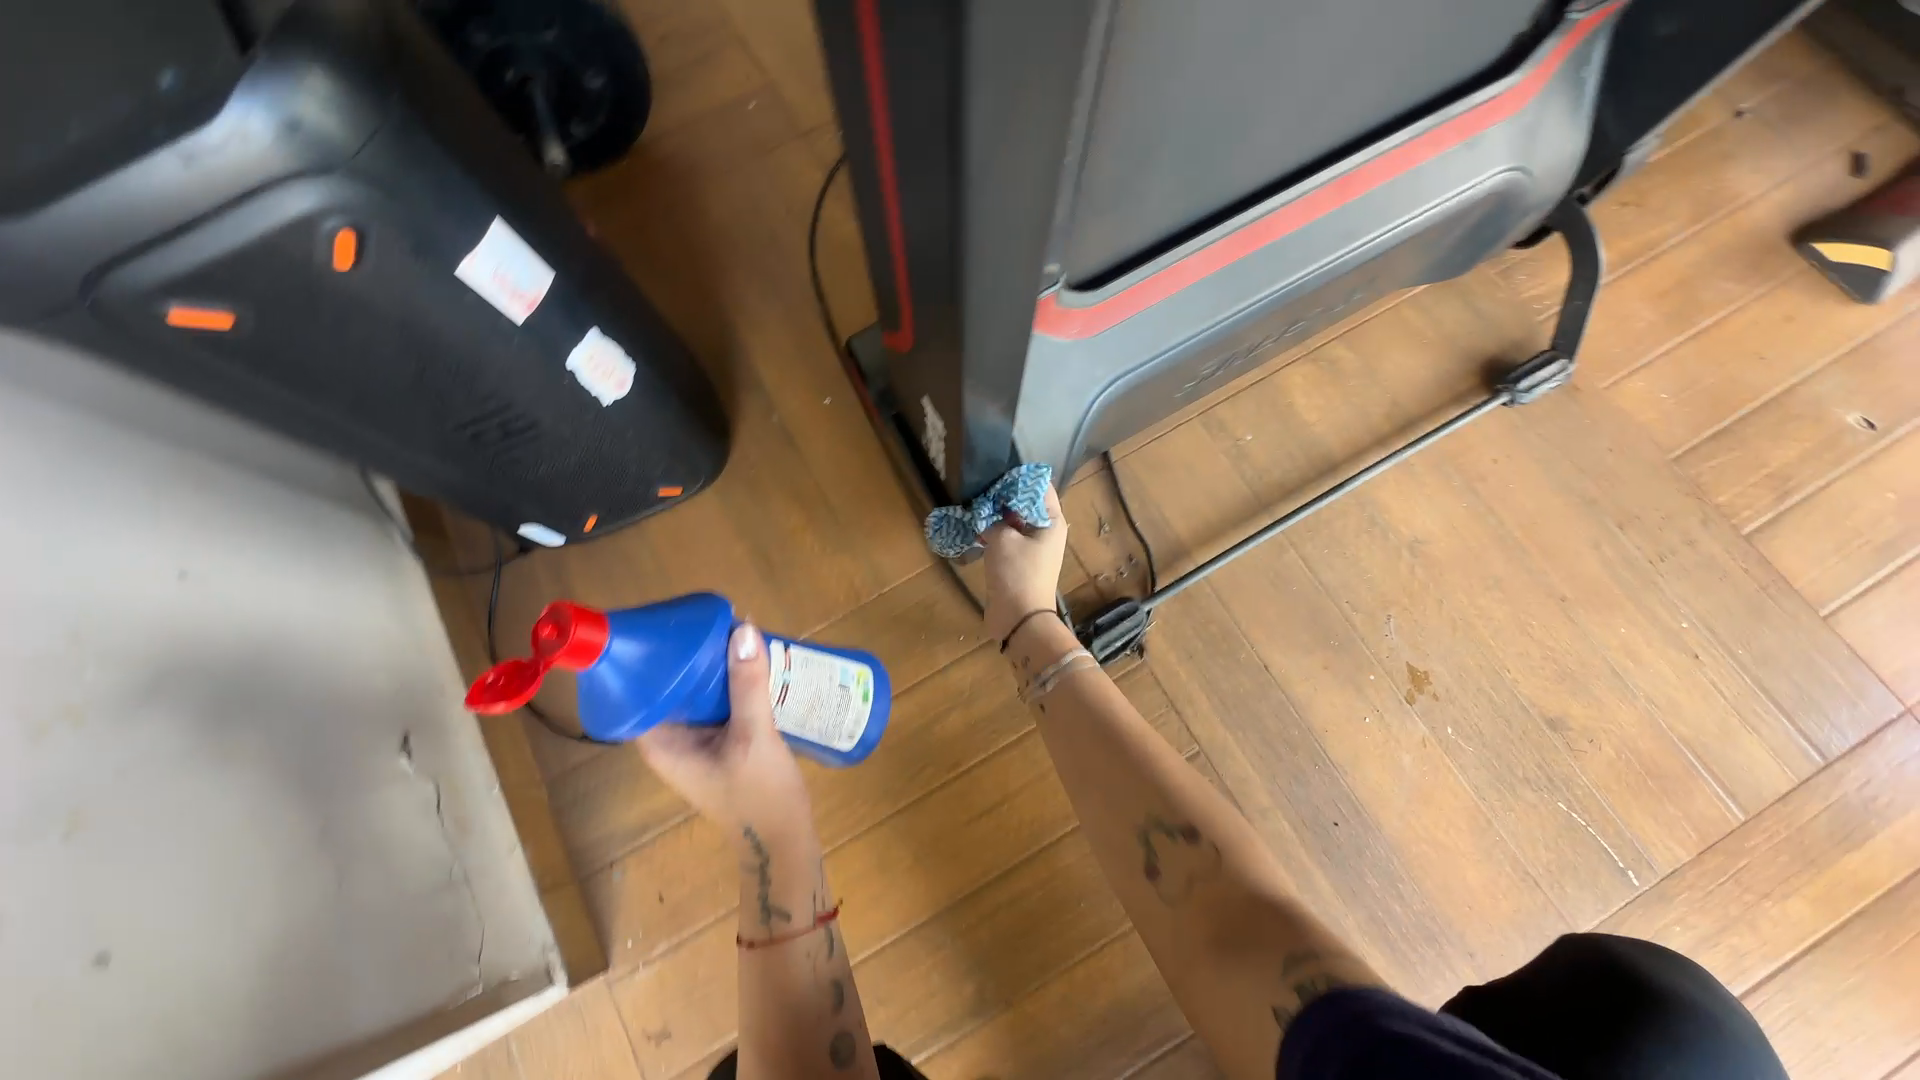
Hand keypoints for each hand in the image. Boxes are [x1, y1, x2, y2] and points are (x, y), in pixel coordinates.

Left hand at [636, 623, 813, 840]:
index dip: (652, 654)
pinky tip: (756, 659)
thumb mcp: (754, 736)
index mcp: (662, 741)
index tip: (674, 621)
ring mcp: (699, 740)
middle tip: (717, 615)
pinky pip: (721, 701)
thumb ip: (748, 684)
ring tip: (739, 628)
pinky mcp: (724, 740)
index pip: (639, 688)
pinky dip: (734, 681)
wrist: (785, 843)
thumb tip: (743, 628)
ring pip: (700, 690)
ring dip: (718, 664)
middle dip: (694, 652)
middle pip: (672, 684)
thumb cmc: (760, 796)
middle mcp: (673, 738)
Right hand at [979, 484, 1070, 641]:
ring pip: (1013, 520)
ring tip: (972, 502)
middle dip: (1002, 494)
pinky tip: (972, 525)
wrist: (1019, 618)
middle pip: (1025, 502)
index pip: (1039, 485)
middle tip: (978, 484)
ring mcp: (1033, 546)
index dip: (1018, 476)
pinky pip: (1006, 537)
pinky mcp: (1019, 560)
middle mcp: (1046, 530)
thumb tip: (985, 514)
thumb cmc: (1017, 573)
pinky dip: (992, 531)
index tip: (995, 469)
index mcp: (1051, 520)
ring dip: (994, 513)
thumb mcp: (1002, 538)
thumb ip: (993, 518)